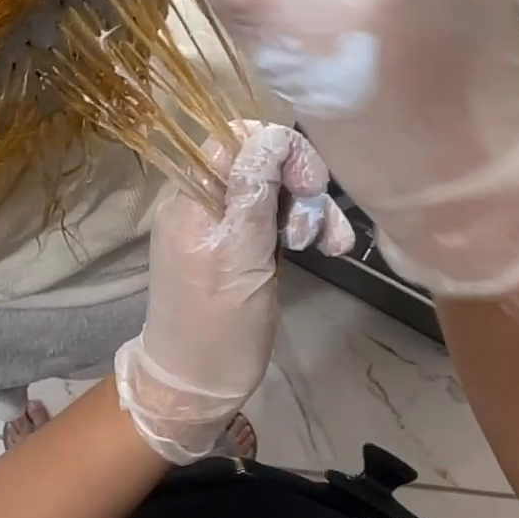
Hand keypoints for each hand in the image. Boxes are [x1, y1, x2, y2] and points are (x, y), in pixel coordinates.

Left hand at [118, 123, 350, 463]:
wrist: (195, 382)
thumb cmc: (217, 324)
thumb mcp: (240, 254)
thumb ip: (251, 191)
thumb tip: (266, 135)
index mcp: (190, 199)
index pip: (232, 138)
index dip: (277, 149)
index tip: (306, 184)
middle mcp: (201, 204)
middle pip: (259, 162)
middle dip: (300, 184)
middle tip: (312, 226)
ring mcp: (220, 226)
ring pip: (274, 192)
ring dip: (310, 211)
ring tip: (327, 246)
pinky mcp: (238, 248)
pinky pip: (272, 220)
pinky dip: (302, 228)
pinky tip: (329, 249)